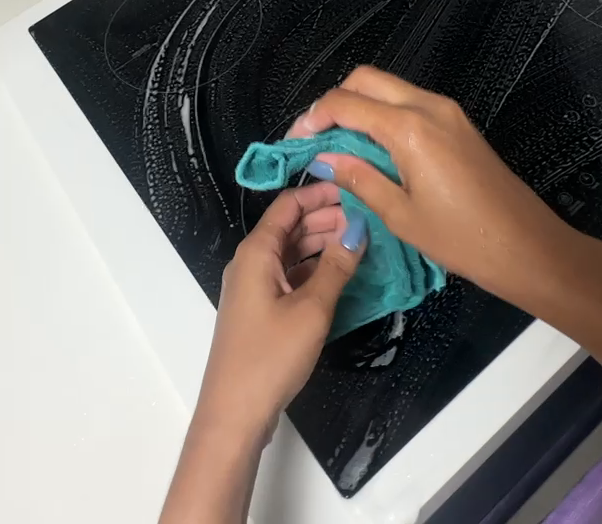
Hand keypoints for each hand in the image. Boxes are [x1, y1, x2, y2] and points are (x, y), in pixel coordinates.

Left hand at [193, 181, 366, 440]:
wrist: (235, 412)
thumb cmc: (271, 354)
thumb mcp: (311, 308)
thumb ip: (336, 266)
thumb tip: (359, 229)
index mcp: (256, 251)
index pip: (288, 205)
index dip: (319, 193)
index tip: (353, 188)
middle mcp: (252, 261)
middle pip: (290, 226)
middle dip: (326, 218)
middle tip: (367, 216)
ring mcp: (255, 286)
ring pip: (291, 252)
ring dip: (322, 244)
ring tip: (360, 241)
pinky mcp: (261, 310)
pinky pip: (290, 276)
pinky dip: (314, 269)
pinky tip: (341, 274)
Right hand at [290, 66, 578, 308]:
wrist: (529, 247)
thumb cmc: (462, 239)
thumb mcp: (401, 215)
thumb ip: (358, 178)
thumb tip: (324, 158)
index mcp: (409, 128)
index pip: (346, 103)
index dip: (313, 118)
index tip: (296, 143)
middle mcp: (427, 106)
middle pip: (365, 79)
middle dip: (334, 101)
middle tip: (317, 137)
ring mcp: (446, 110)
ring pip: (388, 86)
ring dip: (359, 104)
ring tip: (340, 144)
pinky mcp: (457, 121)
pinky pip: (408, 101)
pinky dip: (382, 113)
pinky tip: (373, 147)